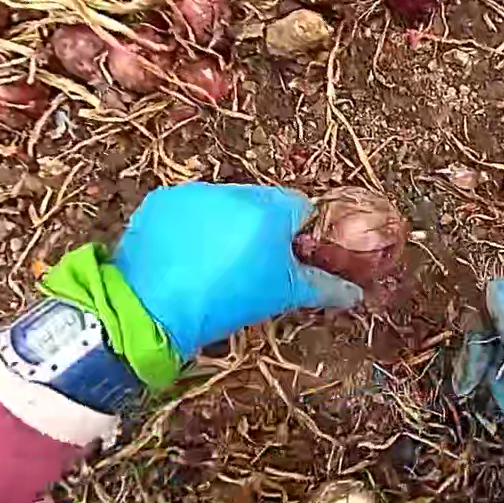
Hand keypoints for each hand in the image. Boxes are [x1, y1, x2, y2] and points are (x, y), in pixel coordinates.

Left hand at [113, 183, 362, 357]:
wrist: (147, 310)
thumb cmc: (226, 300)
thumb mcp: (282, 294)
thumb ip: (324, 286)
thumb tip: (356, 293)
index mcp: (271, 209)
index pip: (302, 207)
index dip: (299, 233)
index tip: (288, 257)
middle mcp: (236, 192)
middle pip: (266, 202)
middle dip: (265, 227)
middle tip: (255, 263)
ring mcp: (197, 193)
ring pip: (229, 203)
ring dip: (231, 223)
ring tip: (217, 260)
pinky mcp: (164, 200)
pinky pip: (192, 206)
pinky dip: (196, 224)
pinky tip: (188, 253)